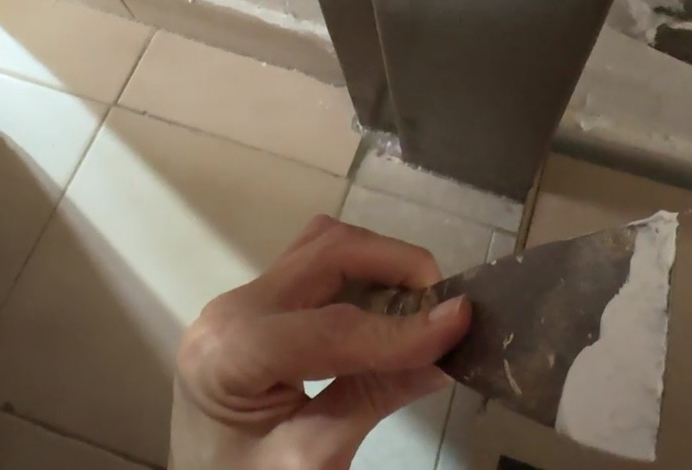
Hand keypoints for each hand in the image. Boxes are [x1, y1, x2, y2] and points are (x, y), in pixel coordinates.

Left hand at [170, 215, 472, 469]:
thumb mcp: (313, 459)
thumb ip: (377, 398)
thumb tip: (449, 351)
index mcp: (230, 353)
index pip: (332, 326)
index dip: (401, 326)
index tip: (461, 321)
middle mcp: (232, 307)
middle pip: (327, 251)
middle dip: (395, 264)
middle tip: (444, 300)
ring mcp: (242, 298)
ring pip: (323, 244)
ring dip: (379, 261)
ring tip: (419, 302)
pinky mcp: (259, 300)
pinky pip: (317, 263)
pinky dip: (361, 271)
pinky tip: (386, 304)